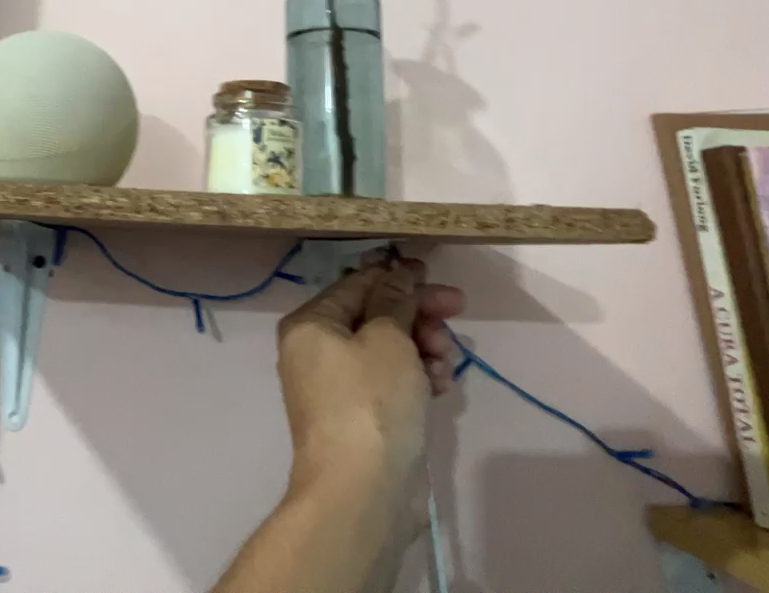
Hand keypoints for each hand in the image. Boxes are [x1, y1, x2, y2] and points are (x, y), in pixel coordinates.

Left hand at [275, 254, 464, 491]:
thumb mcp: (387, 339)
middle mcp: (317, 349)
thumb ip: (396, 301)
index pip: (357, 284)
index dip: (397, 276)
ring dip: (422, 345)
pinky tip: (441, 385)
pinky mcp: (362, 415)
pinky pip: (392, 381)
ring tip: (445, 360)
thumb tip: (398, 274)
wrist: (362, 493)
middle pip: (374, 315)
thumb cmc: (370, 403)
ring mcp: (338, 385)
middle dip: (417, 313)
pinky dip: (417, 376)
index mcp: (310, 323)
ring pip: (388, 348)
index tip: (435, 275)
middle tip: (457, 310)